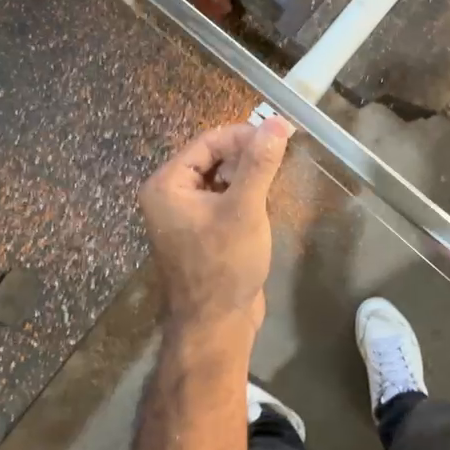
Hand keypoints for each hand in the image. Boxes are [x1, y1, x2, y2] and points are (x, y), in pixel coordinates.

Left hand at [140, 118, 293, 343]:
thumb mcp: (245, 209)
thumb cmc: (224, 265)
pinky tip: (265, 199)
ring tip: (276, 175)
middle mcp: (169, 197)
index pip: (207, 142)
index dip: (244, 135)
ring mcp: (184, 217)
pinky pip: (221, 201)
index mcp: (167, 186)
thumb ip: (259, 164)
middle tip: (282, 153)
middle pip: (211, 158)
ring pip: (219, 179)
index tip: (281, 132)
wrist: (216, 325)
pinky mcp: (201, 234)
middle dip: (246, 155)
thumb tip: (275, 123)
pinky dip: (243, 195)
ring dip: (247, 175)